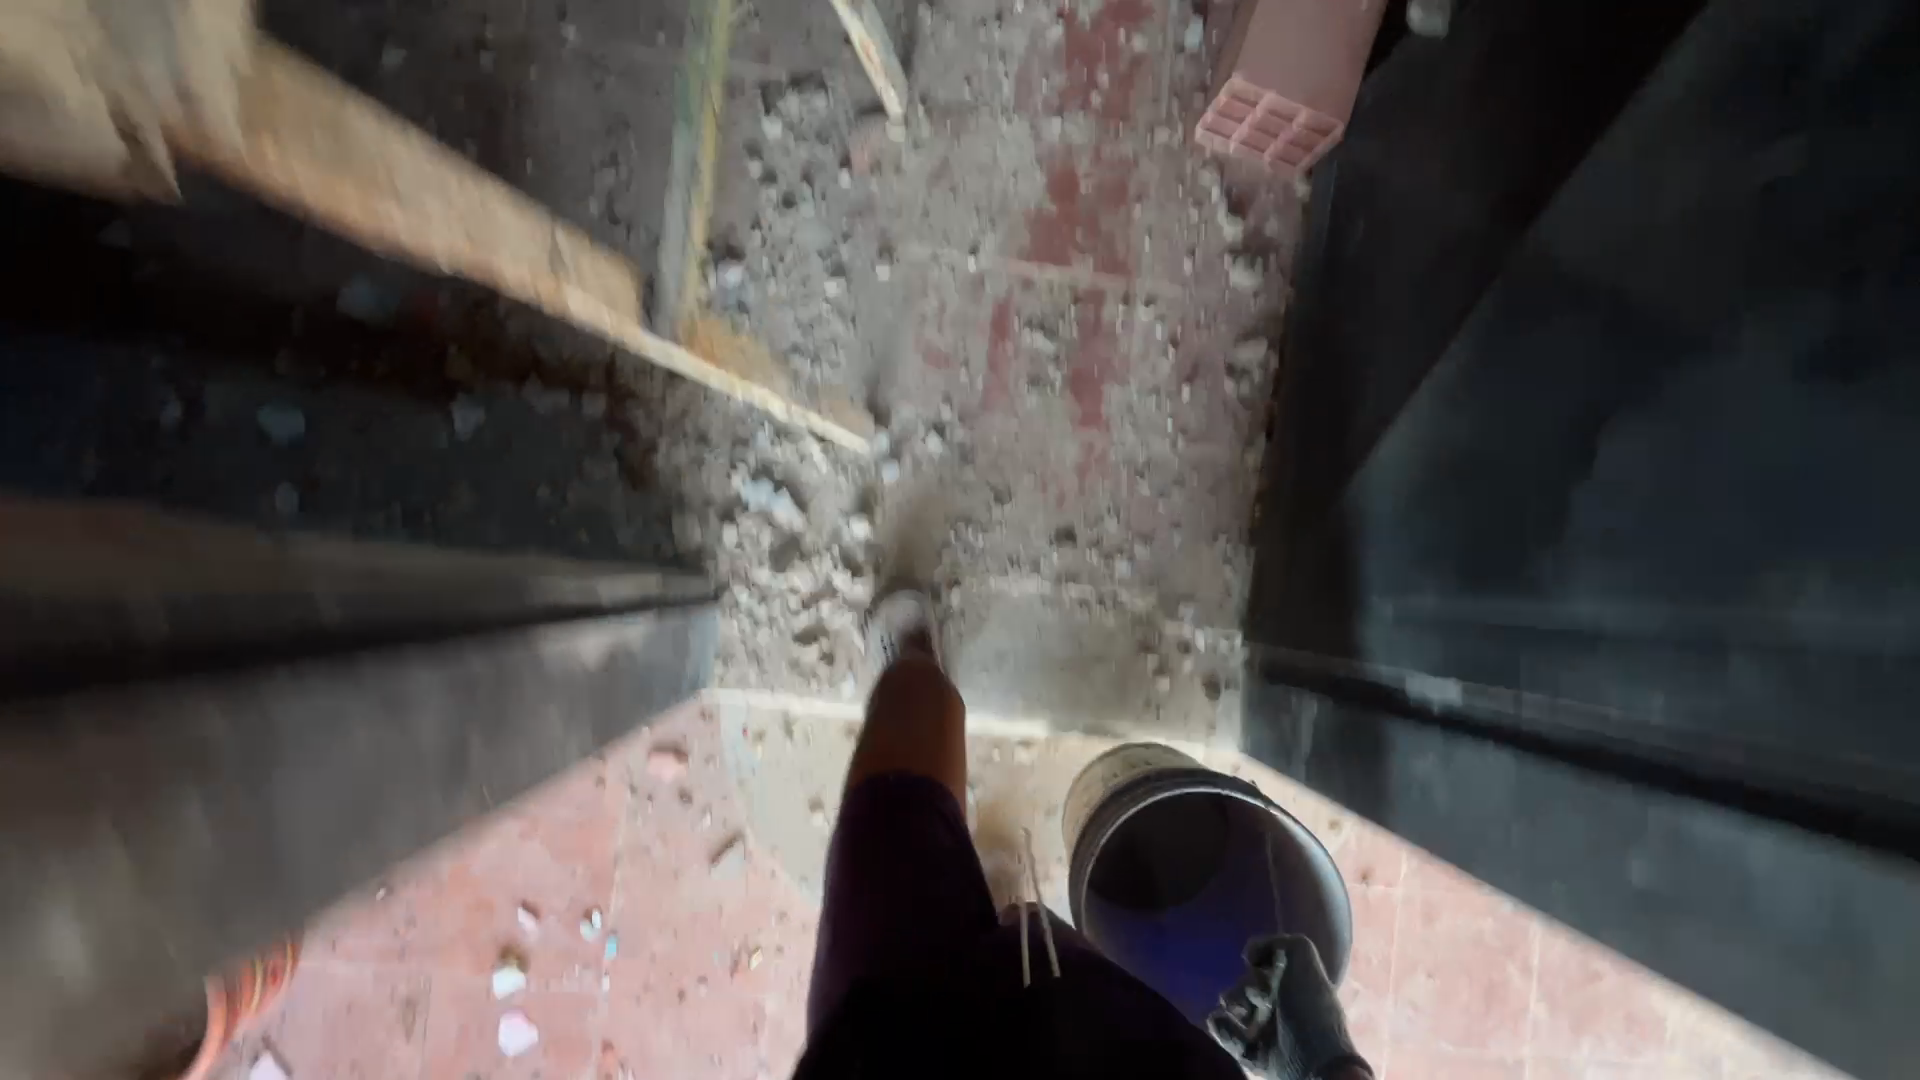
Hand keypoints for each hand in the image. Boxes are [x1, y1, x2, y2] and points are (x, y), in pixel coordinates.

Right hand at [1206, 935, 1371, 1079]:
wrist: (1314, 1060)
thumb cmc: (1310, 1007)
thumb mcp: (1303, 957)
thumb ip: (1279, 941)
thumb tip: (1250, 957)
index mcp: (1289, 988)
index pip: (1261, 968)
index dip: (1258, 968)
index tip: (1261, 972)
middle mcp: (1276, 1007)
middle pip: (1244, 985)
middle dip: (1244, 987)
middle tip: (1259, 999)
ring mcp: (1262, 1030)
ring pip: (1232, 1006)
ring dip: (1233, 1004)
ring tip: (1242, 1015)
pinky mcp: (1251, 1052)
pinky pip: (1224, 1032)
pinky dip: (1221, 1026)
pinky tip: (1221, 1020)